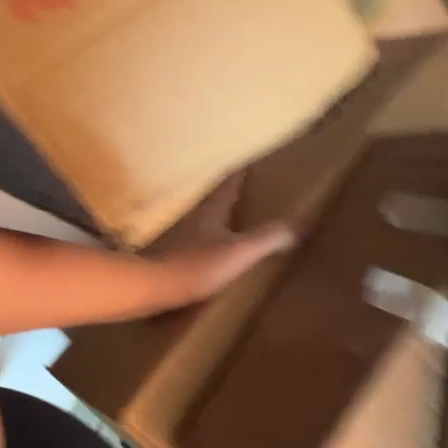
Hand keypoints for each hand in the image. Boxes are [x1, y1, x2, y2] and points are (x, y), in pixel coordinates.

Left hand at [146, 172, 296, 304]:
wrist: (149, 286)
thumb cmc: (194, 266)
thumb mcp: (239, 252)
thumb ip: (267, 238)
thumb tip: (298, 225)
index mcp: (208, 212)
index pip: (227, 186)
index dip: (239, 174)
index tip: (247, 161)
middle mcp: (189, 218)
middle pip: (210, 201)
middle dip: (225, 194)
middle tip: (239, 187)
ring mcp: (174, 237)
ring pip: (197, 219)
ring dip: (211, 216)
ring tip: (224, 216)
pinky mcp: (165, 255)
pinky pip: (187, 241)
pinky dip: (199, 239)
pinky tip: (202, 248)